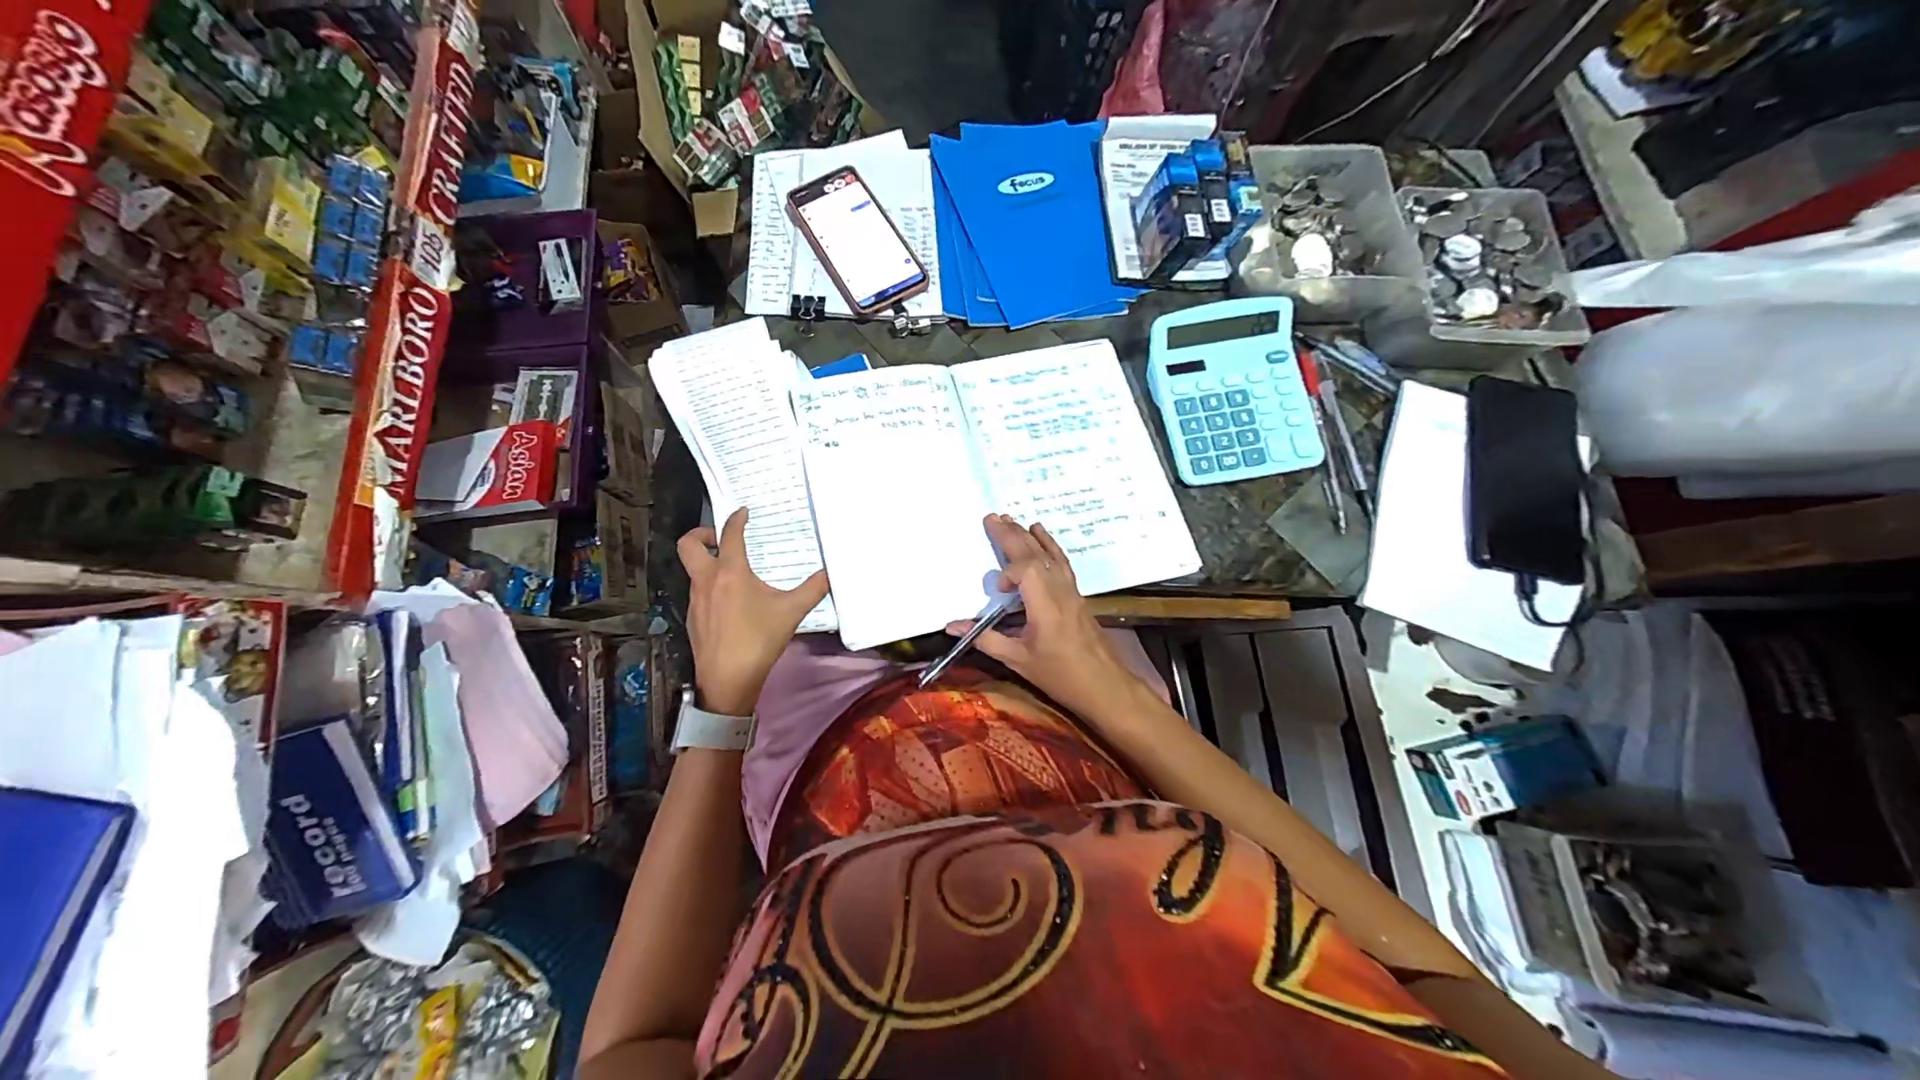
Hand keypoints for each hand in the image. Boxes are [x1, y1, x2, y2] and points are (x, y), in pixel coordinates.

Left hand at [677, 508, 828, 715]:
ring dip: (708, 563)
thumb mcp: (792, 612)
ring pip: (693, 569)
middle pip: (688, 544)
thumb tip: (832, 572)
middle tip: (721, 539)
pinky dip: (710, 586)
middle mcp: (707, 580)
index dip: (736, 519)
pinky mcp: (692, 618)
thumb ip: (814, 589)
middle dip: (702, 534)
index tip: (743, 512)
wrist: (728, 680)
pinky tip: (730, 602)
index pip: (729, 534)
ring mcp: (695, 600)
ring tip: (734, 571)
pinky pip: (698, 591)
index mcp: (730, 572)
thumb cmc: (759, 640)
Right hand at [945, 514, 1135, 718]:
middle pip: (1035, 554)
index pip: (1027, 570)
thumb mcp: (1019, 661)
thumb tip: (953, 626)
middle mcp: (1060, 591)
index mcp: (1046, 606)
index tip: (998, 589)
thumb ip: (986, 640)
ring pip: (1049, 555)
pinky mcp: (1076, 595)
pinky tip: (1042, 536)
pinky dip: (1049, 546)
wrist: (1104, 685)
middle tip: (992, 517)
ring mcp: (1071, 591)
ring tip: (1012, 520)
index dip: (1008, 571)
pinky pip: (1061, 562)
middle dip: (1012, 535)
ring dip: (1029, 536)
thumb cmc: (1061, 675)